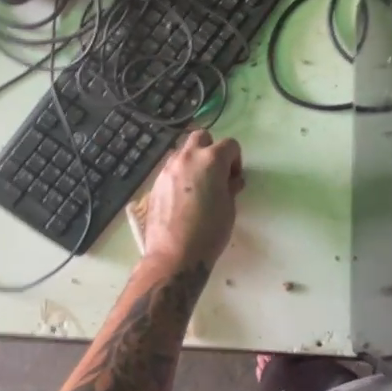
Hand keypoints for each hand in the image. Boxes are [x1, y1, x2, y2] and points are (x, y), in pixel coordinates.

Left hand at [140, 130, 243, 271]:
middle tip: (216, 173)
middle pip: (201, 136)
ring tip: (199, 186)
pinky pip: (171, 169)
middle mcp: (188, 157)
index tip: (234, 179)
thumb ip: (230, 187)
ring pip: (183, 152)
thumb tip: (230, 181)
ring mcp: (168, 169)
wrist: (174, 254)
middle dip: (211, 149)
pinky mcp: (156, 183)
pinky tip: (184, 197)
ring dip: (194, 161)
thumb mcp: (229, 208)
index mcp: (211, 160)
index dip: (236, 160)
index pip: (230, 145)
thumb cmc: (210, 231)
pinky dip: (180, 175)